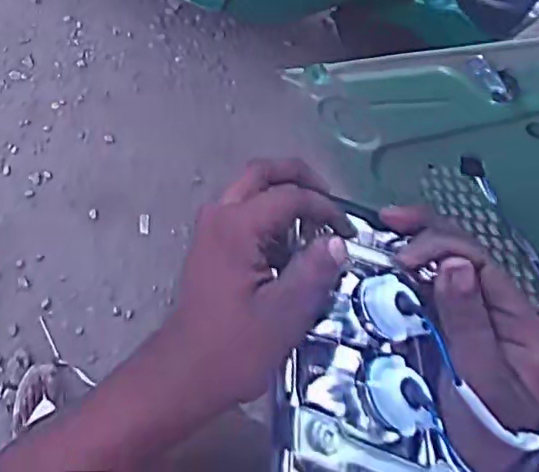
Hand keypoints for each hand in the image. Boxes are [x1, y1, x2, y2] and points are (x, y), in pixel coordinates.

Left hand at [150, 159, 353, 414]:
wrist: (189, 367)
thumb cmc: (235, 345)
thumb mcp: (284, 313)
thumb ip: (313, 271)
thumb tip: (337, 241)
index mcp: (236, 225)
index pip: (288, 195)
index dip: (324, 207)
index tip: (348, 232)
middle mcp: (219, 213)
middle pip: (261, 172)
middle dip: (298, 177)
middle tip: (331, 200)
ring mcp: (211, 223)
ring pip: (250, 186)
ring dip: (283, 193)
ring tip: (316, 223)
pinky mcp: (211, 238)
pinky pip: (243, 208)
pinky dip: (269, 212)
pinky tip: (291, 243)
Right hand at [380, 207, 538, 470]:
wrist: (478, 468)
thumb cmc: (492, 433)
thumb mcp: (483, 380)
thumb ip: (469, 322)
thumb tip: (454, 263)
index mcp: (518, 319)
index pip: (477, 259)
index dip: (437, 246)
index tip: (402, 256)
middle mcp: (495, 309)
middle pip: (460, 250)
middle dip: (422, 232)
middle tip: (386, 223)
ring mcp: (468, 314)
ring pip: (440, 261)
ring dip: (411, 245)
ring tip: (383, 235)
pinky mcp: (442, 322)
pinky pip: (422, 283)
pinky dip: (401, 269)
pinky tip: (384, 262)